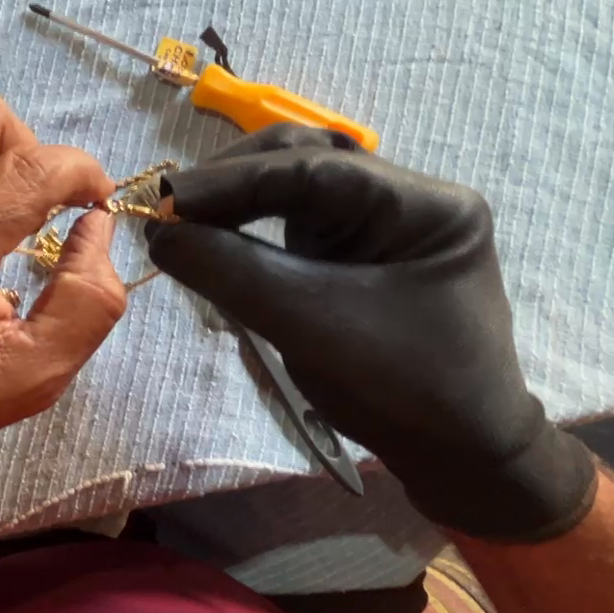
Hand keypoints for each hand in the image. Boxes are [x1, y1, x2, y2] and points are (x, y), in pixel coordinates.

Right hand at [145, 125, 594, 541]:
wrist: (455, 452)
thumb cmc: (400, 390)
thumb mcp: (310, 326)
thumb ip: (231, 271)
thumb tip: (158, 233)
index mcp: (423, 206)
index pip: (313, 169)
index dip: (230, 180)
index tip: (164, 202)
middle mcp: (403, 198)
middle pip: (302, 160)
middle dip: (230, 181)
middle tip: (166, 212)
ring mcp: (375, 221)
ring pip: (292, 184)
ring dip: (233, 197)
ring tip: (180, 221)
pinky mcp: (349, 248)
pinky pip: (288, 219)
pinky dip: (244, 222)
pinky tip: (211, 235)